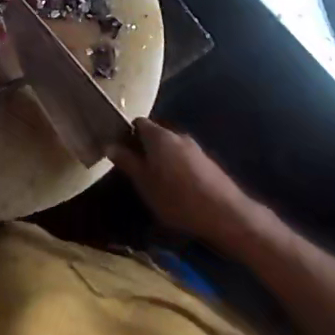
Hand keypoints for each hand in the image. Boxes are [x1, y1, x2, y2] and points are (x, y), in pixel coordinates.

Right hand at [110, 119, 262, 247]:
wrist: (223, 212)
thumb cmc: (176, 198)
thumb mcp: (144, 183)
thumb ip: (128, 162)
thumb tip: (111, 145)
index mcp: (159, 136)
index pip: (139, 123)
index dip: (127, 133)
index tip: (120, 150)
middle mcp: (178, 135)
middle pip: (155, 134)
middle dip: (143, 147)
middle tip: (134, 170)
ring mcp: (195, 148)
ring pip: (170, 147)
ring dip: (160, 158)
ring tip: (153, 181)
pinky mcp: (207, 162)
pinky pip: (183, 158)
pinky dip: (175, 167)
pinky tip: (174, 187)